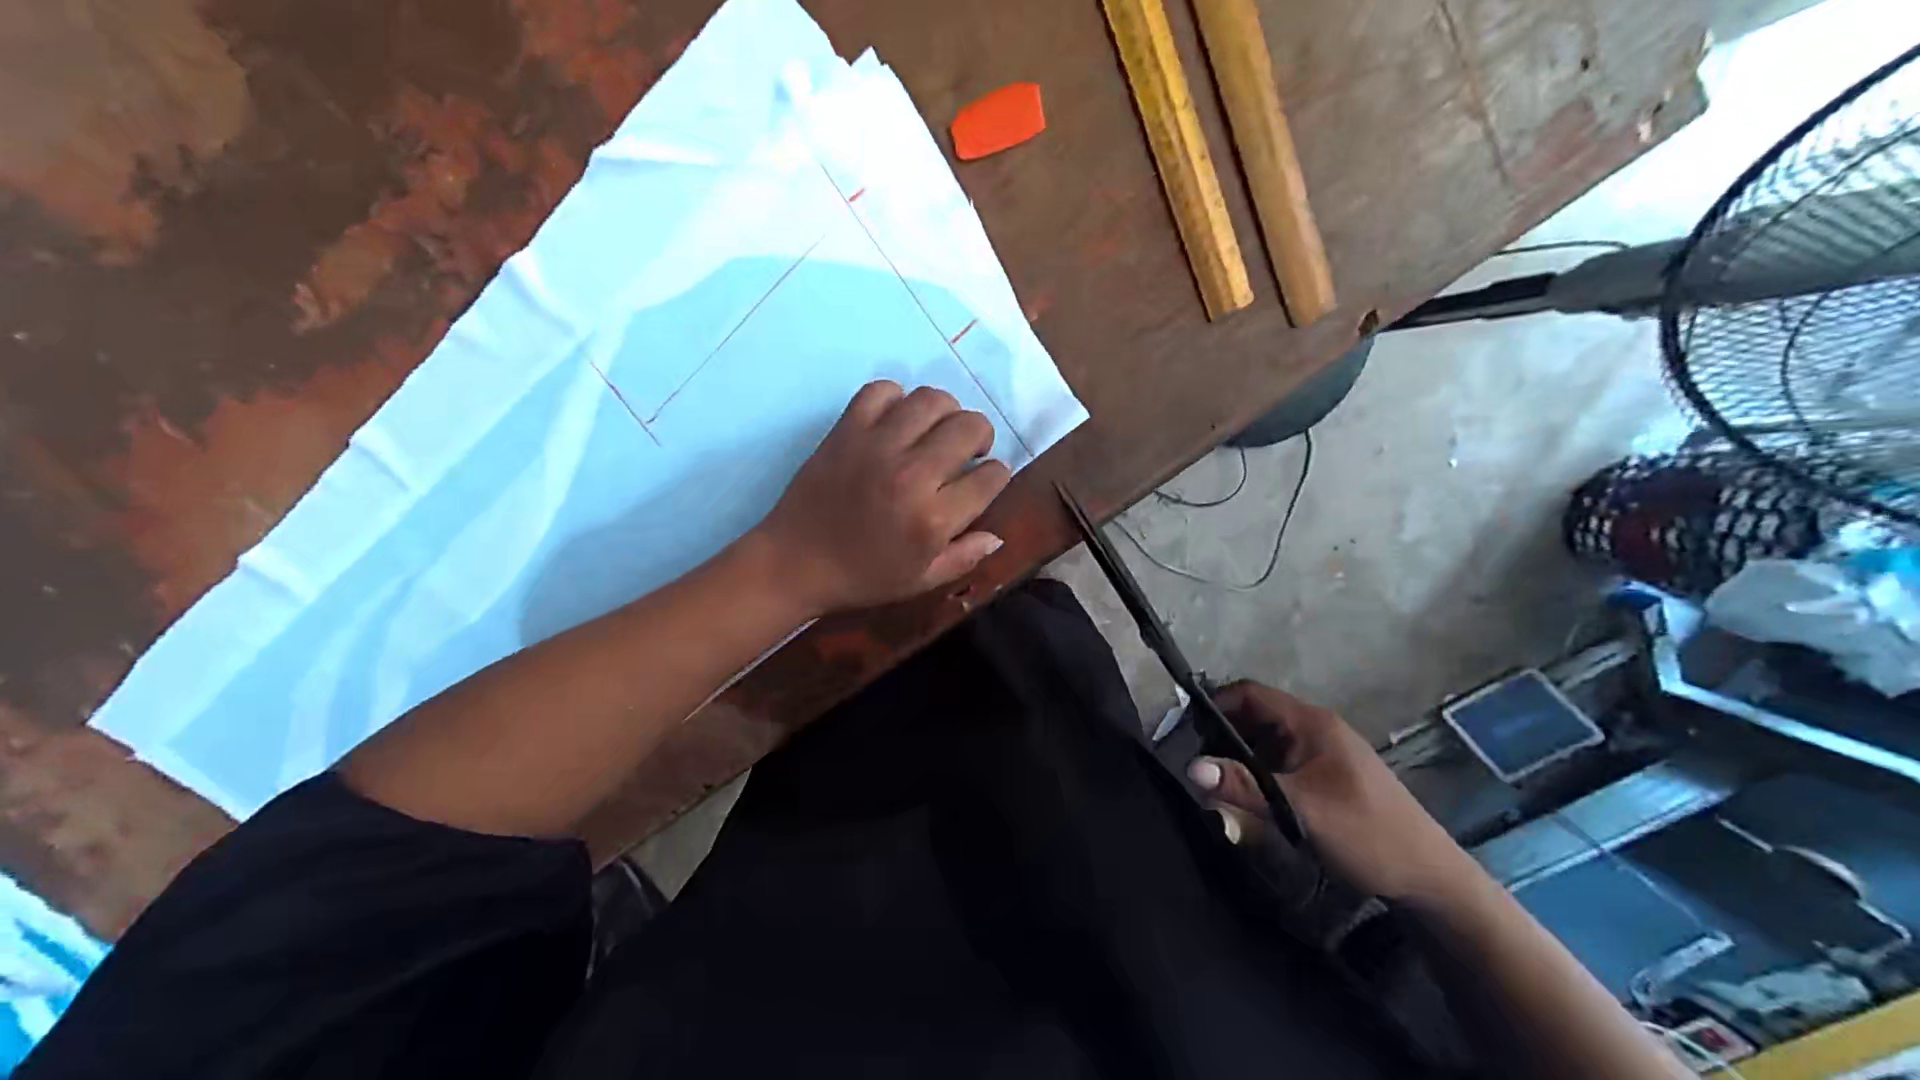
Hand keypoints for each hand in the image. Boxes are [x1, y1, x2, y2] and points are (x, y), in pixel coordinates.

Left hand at [752, 381, 1012, 616]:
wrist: (795, 563)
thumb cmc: (861, 577)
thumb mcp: (921, 581)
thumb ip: (964, 557)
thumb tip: (998, 535)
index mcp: (934, 519)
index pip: (991, 476)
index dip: (994, 476)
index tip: (983, 481)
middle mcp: (912, 475)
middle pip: (970, 427)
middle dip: (980, 436)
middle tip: (967, 450)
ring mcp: (877, 447)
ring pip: (933, 400)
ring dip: (946, 412)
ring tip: (936, 429)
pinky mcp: (846, 431)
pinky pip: (881, 391)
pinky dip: (896, 398)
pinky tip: (897, 420)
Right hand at [1188, 681, 1479, 903]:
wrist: (1430, 878)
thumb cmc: (1367, 834)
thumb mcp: (1300, 810)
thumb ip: (1245, 786)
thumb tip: (1191, 768)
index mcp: (1311, 723)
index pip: (1251, 693)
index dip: (1216, 703)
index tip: (1186, 729)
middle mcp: (1315, 729)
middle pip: (1255, 716)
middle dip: (1222, 733)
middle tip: (1194, 760)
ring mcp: (1322, 753)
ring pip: (1265, 741)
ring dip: (1239, 756)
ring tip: (1212, 780)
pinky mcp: (1325, 777)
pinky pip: (1279, 762)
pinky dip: (1257, 772)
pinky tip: (1245, 795)